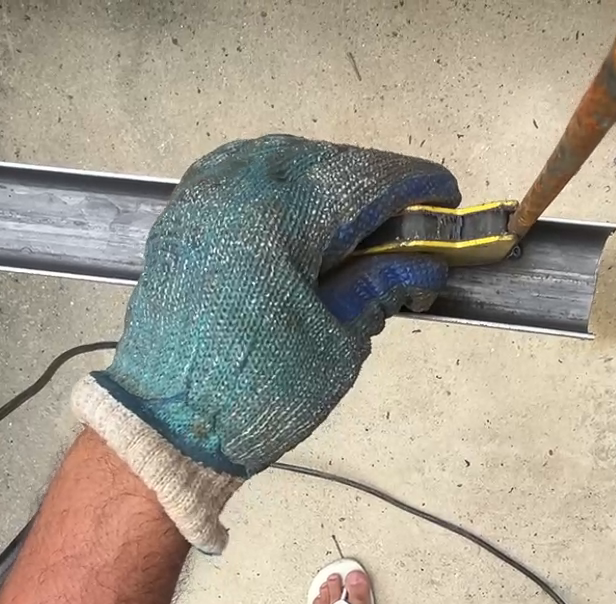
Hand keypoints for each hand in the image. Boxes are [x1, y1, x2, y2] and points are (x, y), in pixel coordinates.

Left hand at [73, 134, 457, 552]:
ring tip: (355, 230)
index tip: (447, 199)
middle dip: (371, 188)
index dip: (416, 187)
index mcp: (281, 213)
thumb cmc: (258, 395)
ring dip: (326, 187)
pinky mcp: (182, 220)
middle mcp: (236, 186)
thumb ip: (380, 288)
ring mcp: (200, 198)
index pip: (367, 179)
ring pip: (281, 165)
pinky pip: (243, 183)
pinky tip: (301, 228)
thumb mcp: (337, 345)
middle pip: (325, 162)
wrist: (168, 428)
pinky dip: (283, 196)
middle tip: (403, 226)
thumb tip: (423, 265)